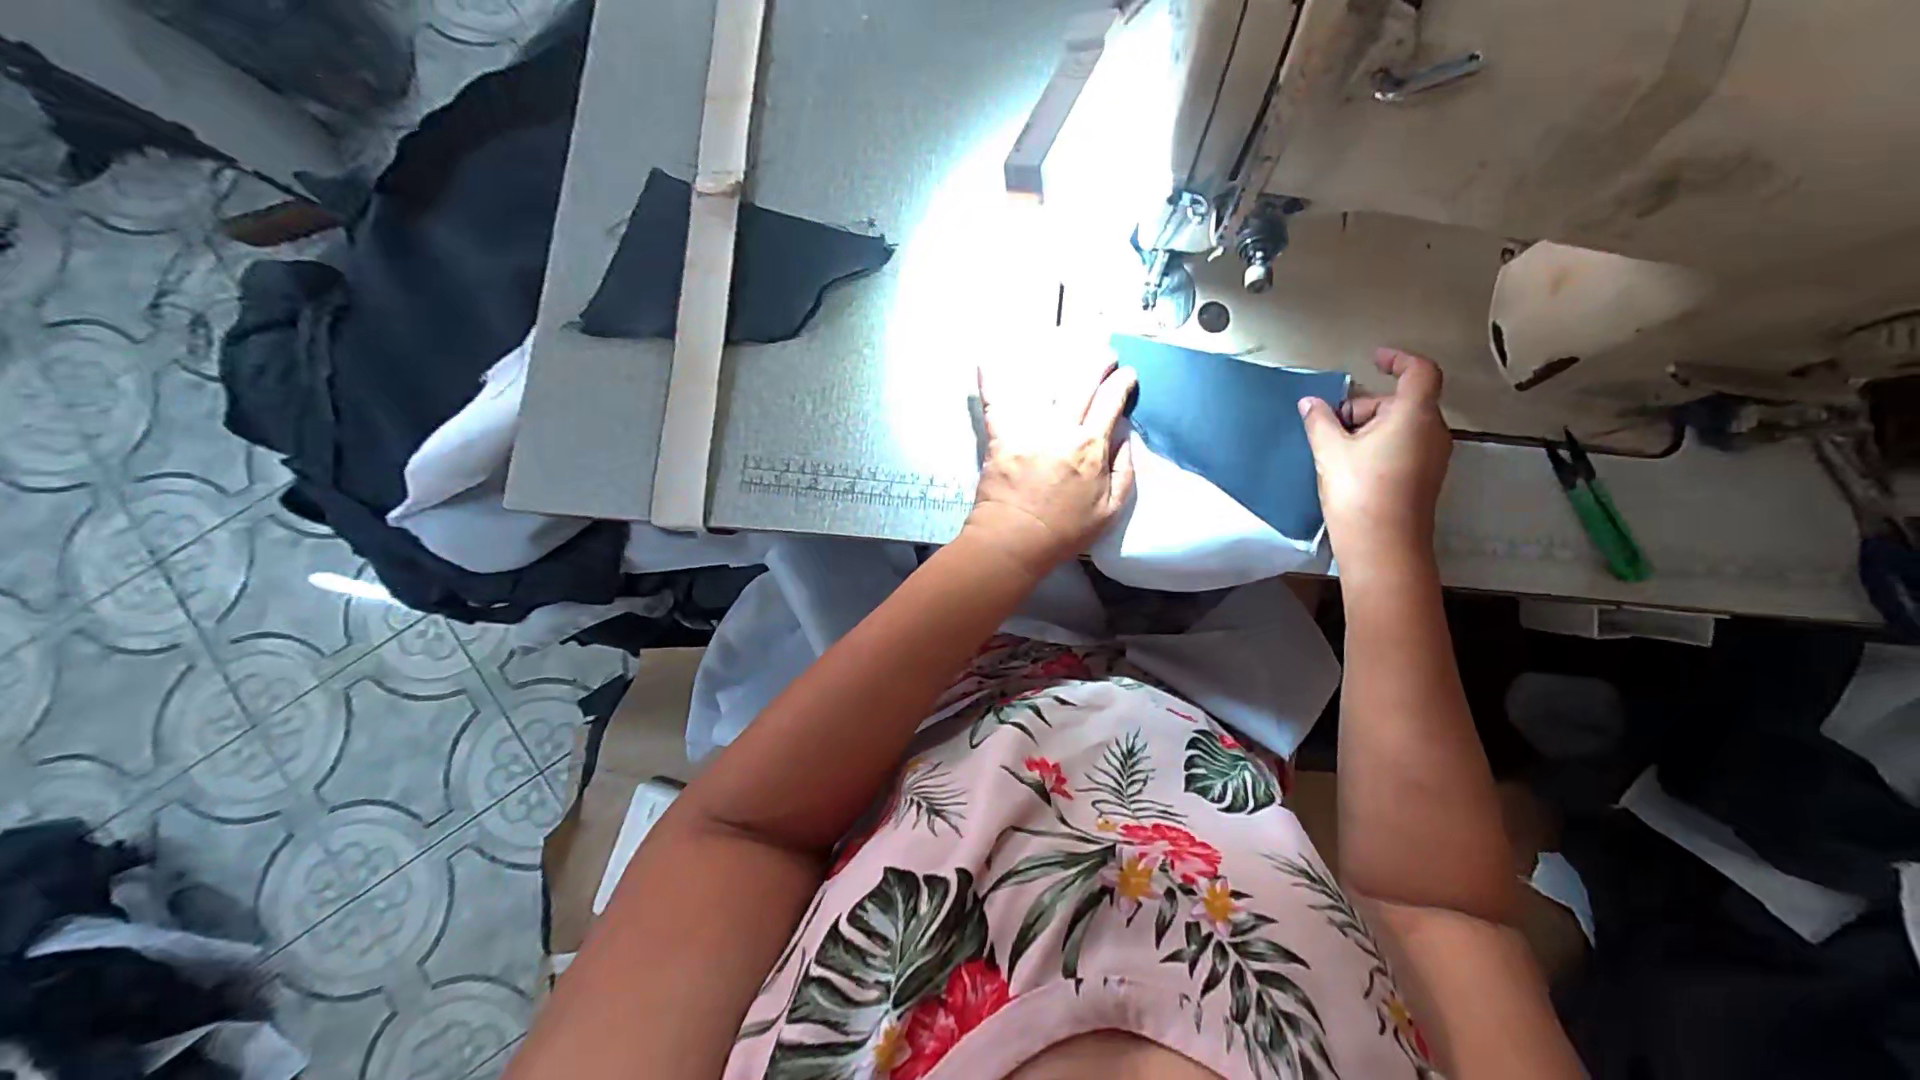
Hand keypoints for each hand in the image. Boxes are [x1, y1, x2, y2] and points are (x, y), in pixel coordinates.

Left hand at [964, 355, 1137, 579]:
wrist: (1014, 540)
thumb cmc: (1065, 531)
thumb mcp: (1111, 509)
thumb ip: (1124, 471)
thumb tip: (1127, 439)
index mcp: (1091, 446)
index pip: (1111, 400)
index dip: (1123, 383)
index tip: (1127, 376)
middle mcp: (1060, 428)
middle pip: (1081, 381)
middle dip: (1097, 362)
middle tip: (1104, 356)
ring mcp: (1028, 428)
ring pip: (1044, 382)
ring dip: (1058, 361)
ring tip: (1067, 348)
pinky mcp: (1000, 435)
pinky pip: (995, 401)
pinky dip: (991, 379)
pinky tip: (987, 359)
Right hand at [1298, 347, 1452, 569]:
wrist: (1383, 546)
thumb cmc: (1359, 491)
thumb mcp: (1330, 452)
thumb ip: (1319, 421)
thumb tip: (1310, 403)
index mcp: (1414, 416)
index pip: (1420, 371)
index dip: (1399, 359)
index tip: (1374, 359)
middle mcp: (1431, 431)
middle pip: (1401, 402)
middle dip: (1363, 406)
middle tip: (1328, 424)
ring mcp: (1431, 456)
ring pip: (1400, 425)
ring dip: (1367, 427)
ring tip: (1333, 448)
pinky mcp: (1423, 476)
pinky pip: (1402, 446)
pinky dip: (1377, 444)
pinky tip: (1348, 464)